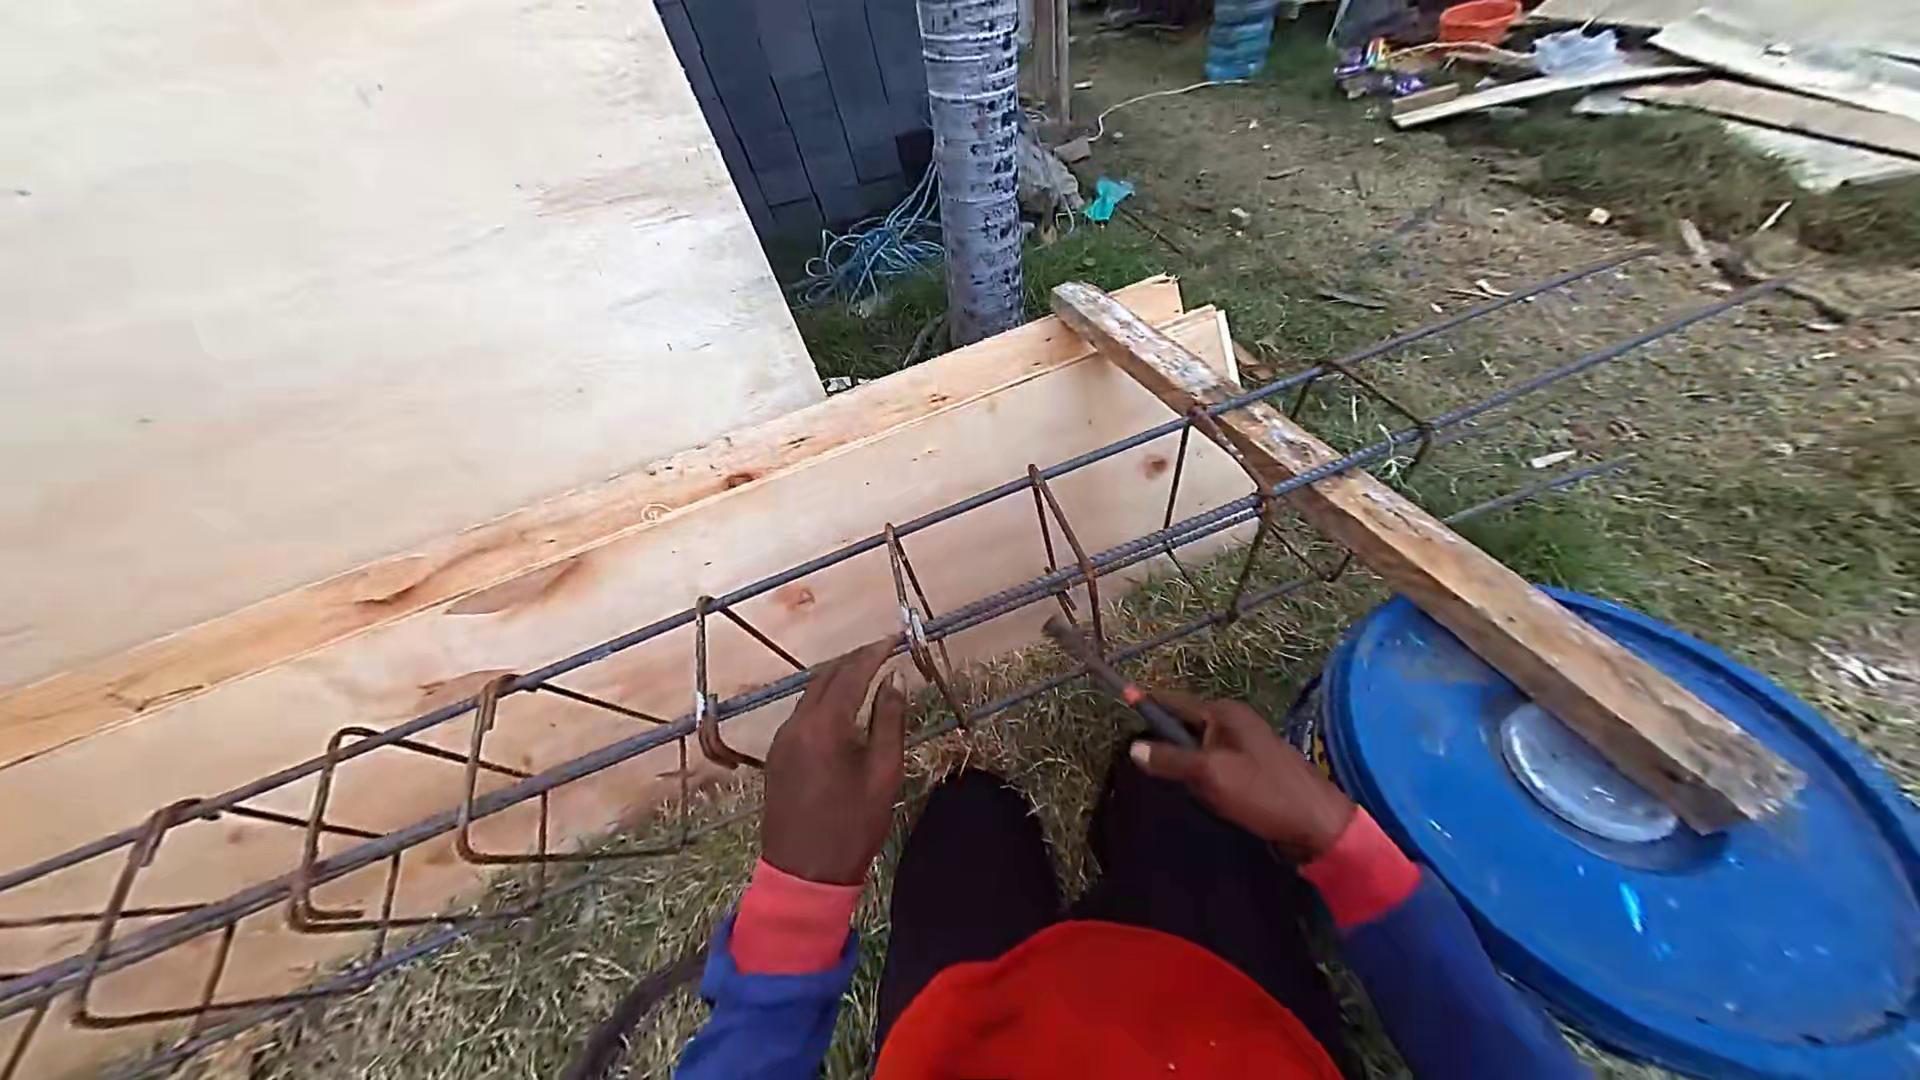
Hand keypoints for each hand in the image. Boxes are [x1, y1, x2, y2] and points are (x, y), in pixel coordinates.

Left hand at [760, 639, 908, 884]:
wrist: (803, 874)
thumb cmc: (853, 824)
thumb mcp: (883, 772)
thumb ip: (890, 719)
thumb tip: (894, 678)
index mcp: (825, 726)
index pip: (851, 673)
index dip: (875, 652)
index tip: (896, 639)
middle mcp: (797, 723)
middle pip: (827, 675)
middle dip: (856, 658)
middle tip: (884, 650)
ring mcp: (782, 738)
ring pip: (811, 691)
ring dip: (839, 676)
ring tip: (868, 671)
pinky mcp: (777, 753)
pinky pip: (803, 710)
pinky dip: (825, 697)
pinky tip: (843, 703)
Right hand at [1129, 691, 1355, 861]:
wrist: (1320, 827)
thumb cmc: (1263, 793)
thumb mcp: (1210, 774)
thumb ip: (1169, 759)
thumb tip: (1134, 748)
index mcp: (1225, 713)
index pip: (1174, 701)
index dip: (1148, 702)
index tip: (1122, 700)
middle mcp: (1235, 721)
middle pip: (1185, 725)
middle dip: (1170, 746)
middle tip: (1158, 768)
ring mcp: (1246, 743)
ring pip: (1199, 748)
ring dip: (1190, 767)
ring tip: (1193, 790)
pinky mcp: (1254, 766)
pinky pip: (1216, 763)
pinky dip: (1206, 777)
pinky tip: (1211, 797)